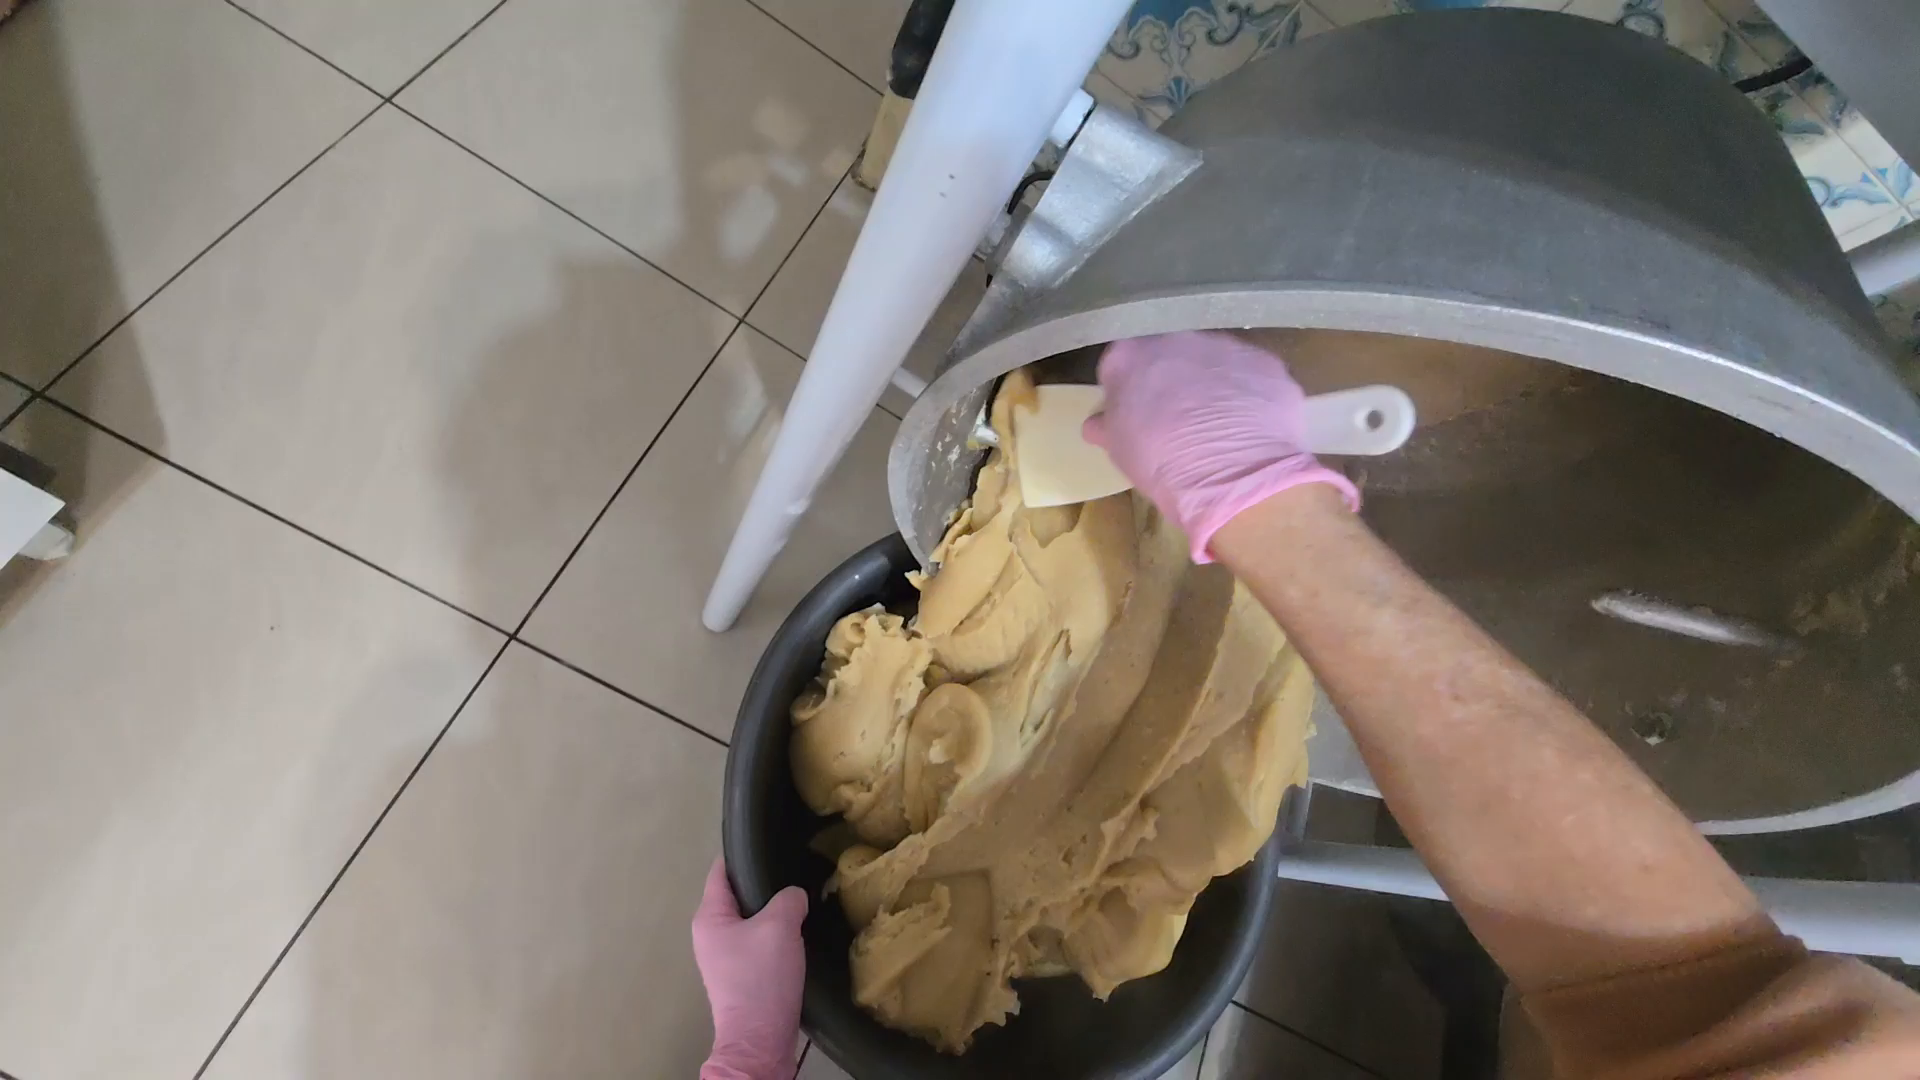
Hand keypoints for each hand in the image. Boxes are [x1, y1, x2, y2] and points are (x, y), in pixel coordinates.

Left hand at [692, 858, 807, 1079]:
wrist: (760, 1040)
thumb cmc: (761, 977)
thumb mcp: (780, 924)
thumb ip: (789, 897)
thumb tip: (794, 897)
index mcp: (709, 916)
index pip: (722, 868)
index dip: (745, 851)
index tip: (773, 837)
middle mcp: (710, 933)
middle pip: (739, 891)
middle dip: (765, 880)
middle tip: (796, 866)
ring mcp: (726, 955)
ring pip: (753, 916)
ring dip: (774, 908)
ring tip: (802, 893)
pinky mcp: (743, 972)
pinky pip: (760, 937)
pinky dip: (777, 930)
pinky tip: (799, 925)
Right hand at [1083, 330, 1358, 561]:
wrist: (1232, 477)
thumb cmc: (1160, 462)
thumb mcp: (1118, 449)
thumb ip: (1105, 424)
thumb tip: (1098, 422)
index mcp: (1130, 354)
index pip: (1120, 361)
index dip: (1125, 388)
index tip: (1131, 412)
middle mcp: (1177, 337)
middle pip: (1168, 352)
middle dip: (1169, 377)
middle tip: (1173, 417)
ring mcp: (1226, 346)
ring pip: (1212, 360)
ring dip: (1210, 382)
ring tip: (1215, 426)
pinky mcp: (1267, 362)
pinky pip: (1250, 375)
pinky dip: (1247, 394)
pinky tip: (1247, 427)